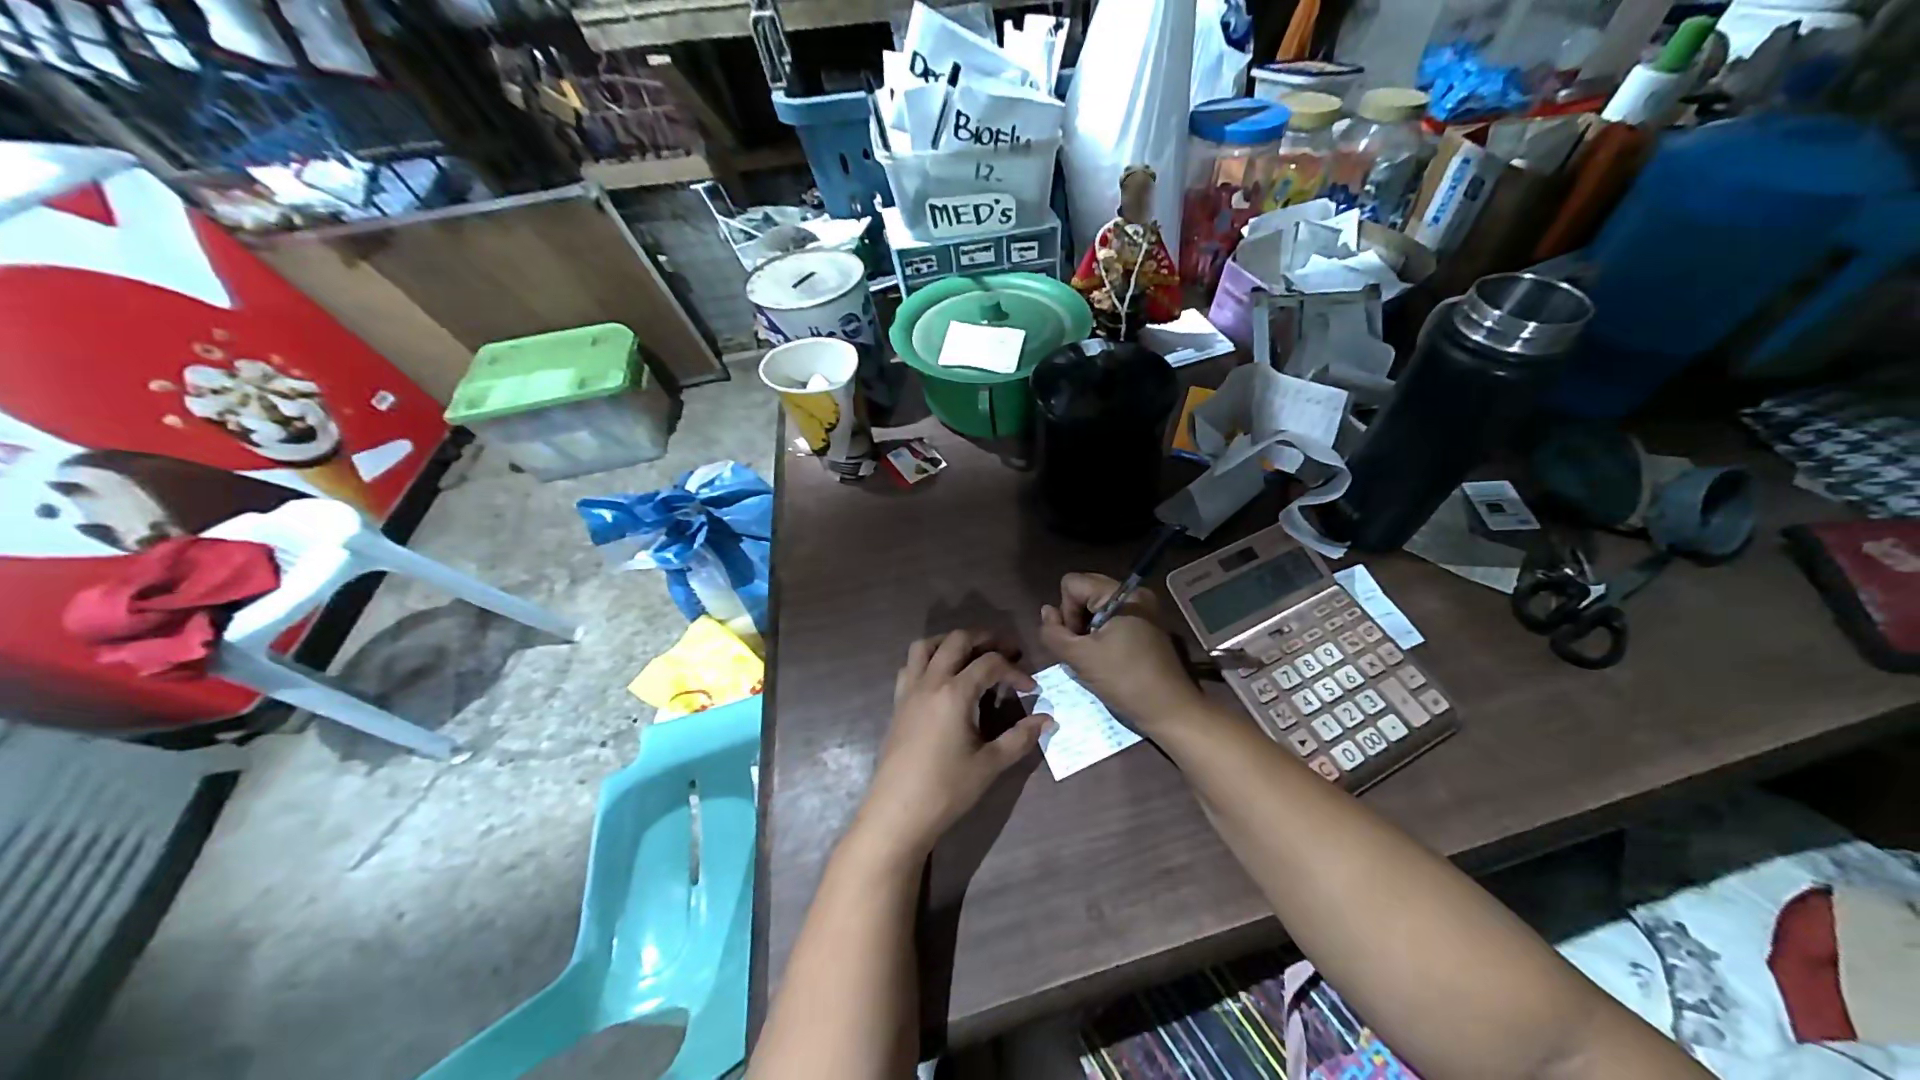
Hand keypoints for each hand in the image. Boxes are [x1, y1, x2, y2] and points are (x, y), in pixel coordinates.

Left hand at [856, 630, 1048, 860]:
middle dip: (985, 639)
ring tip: (971, 654)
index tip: (1031, 688)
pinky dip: (928, 660)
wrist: (898, 812)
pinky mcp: (897, 704)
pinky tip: (941, 678)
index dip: (1015, 671)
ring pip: (925, 646)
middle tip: (1007, 650)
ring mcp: (909, 691)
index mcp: (954, 692)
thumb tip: (1047, 719)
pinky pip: (909, 666)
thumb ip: (1020, 737)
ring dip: (950, 642)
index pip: (990, 664)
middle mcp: (930, 682)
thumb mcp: (990, 764)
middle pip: (957, 641)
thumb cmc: (947, 788)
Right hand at [1039, 572, 1205, 731]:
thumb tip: (1046, 611)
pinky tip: (1107, 657)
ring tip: (1094, 656)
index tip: (1076, 640)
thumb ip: (1053, 632)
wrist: (1170, 709)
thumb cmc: (1124, 680)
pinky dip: (1102, 634)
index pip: (1073, 584)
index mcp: (1122, 594)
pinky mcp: (1147, 626)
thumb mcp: (1079, 657)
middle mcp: (1135, 594)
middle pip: (1085, 591)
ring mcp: (1143, 609)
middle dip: (1075, 619)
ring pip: (1097, 607)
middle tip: (1082, 649)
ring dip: (1087, 629)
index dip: (1065, 611)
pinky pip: (1112, 618)